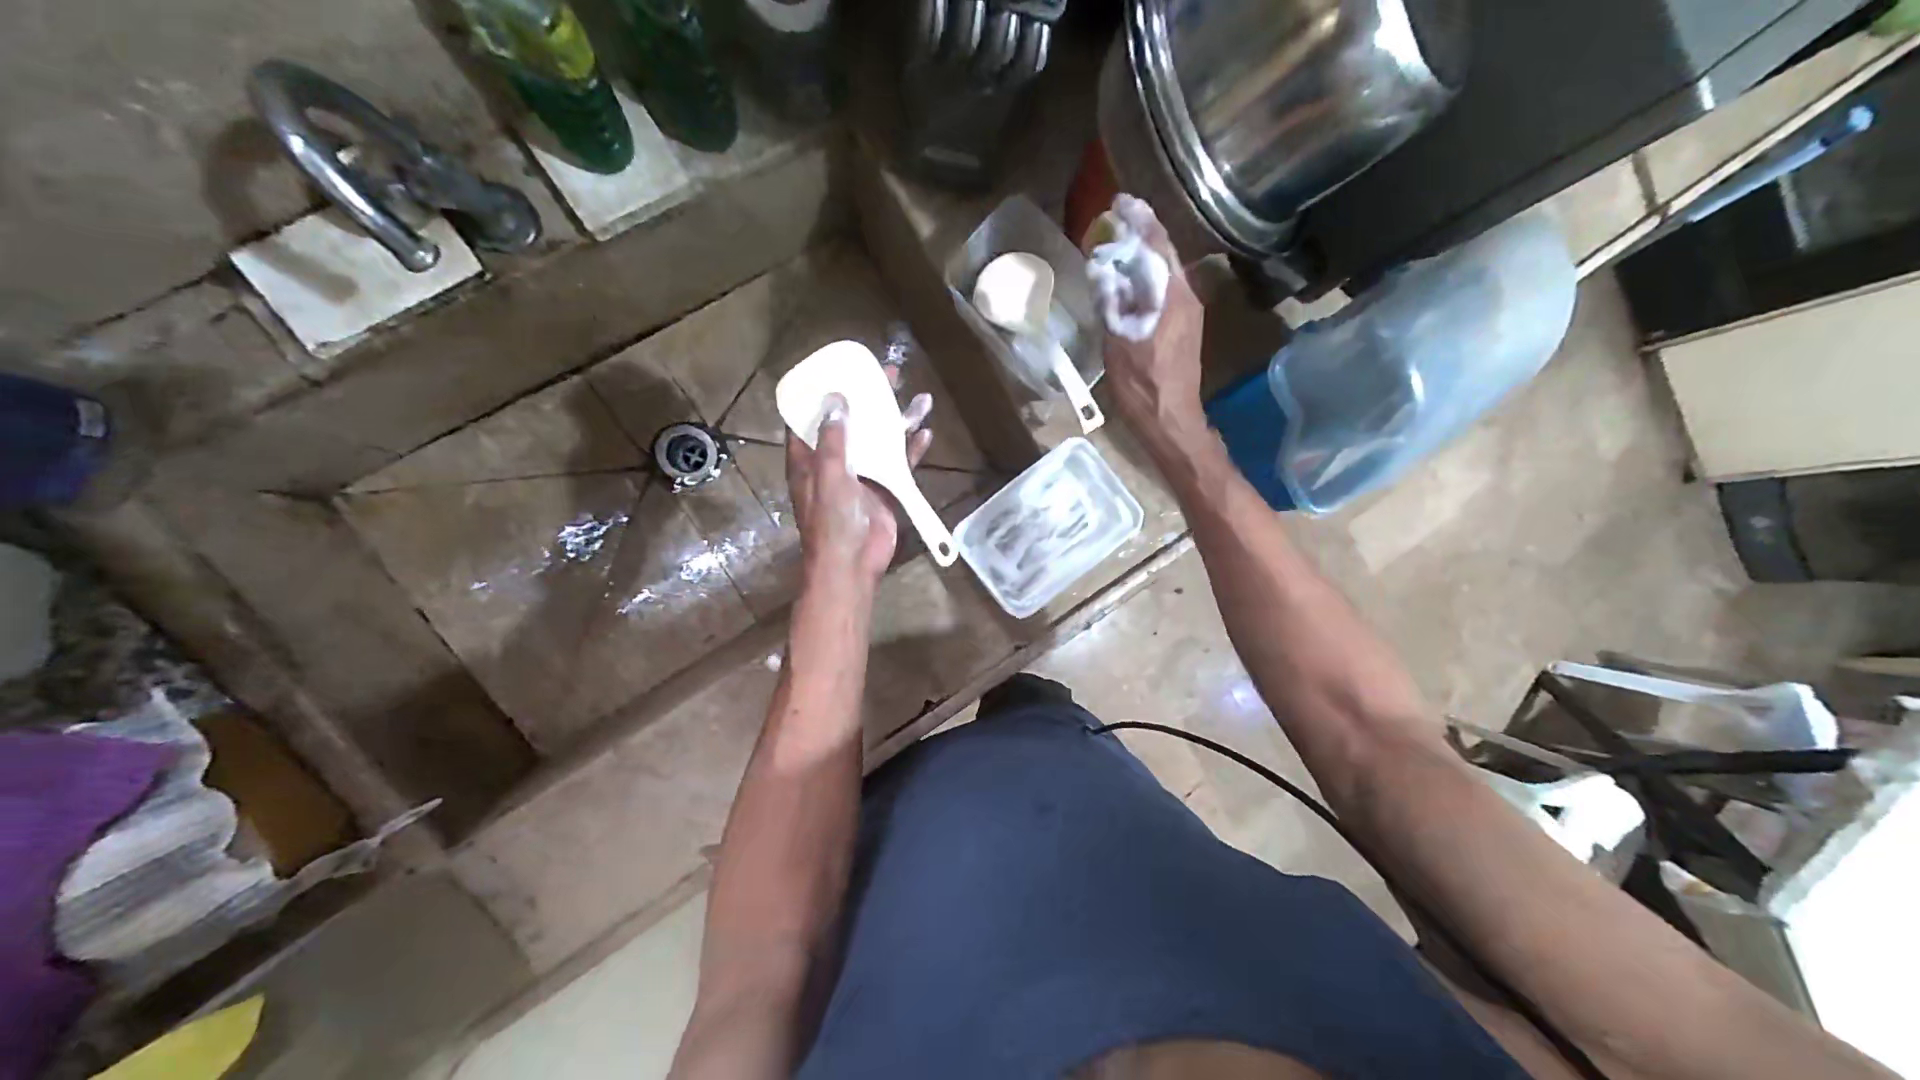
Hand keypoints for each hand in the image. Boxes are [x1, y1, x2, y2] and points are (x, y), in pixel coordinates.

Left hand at [786, 376, 932, 590]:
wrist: (852, 563)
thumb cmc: (832, 520)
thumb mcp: (828, 475)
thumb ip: (833, 439)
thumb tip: (837, 402)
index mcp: (809, 460)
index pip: (810, 420)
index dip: (823, 395)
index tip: (838, 371)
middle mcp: (834, 463)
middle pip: (852, 423)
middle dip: (868, 399)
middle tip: (887, 373)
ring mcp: (861, 476)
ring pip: (879, 441)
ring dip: (897, 421)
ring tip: (918, 397)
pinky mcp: (883, 489)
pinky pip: (898, 464)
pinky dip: (911, 449)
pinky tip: (925, 432)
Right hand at [1087, 200, 1207, 456]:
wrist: (1170, 420)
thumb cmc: (1142, 384)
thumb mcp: (1117, 341)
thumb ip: (1110, 301)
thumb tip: (1102, 268)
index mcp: (1171, 295)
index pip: (1156, 244)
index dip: (1139, 219)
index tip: (1119, 201)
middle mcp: (1186, 296)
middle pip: (1163, 254)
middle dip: (1139, 235)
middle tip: (1114, 221)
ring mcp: (1188, 312)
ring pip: (1163, 272)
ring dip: (1141, 257)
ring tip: (1115, 247)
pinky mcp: (1183, 327)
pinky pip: (1163, 290)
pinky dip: (1144, 279)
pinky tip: (1126, 282)